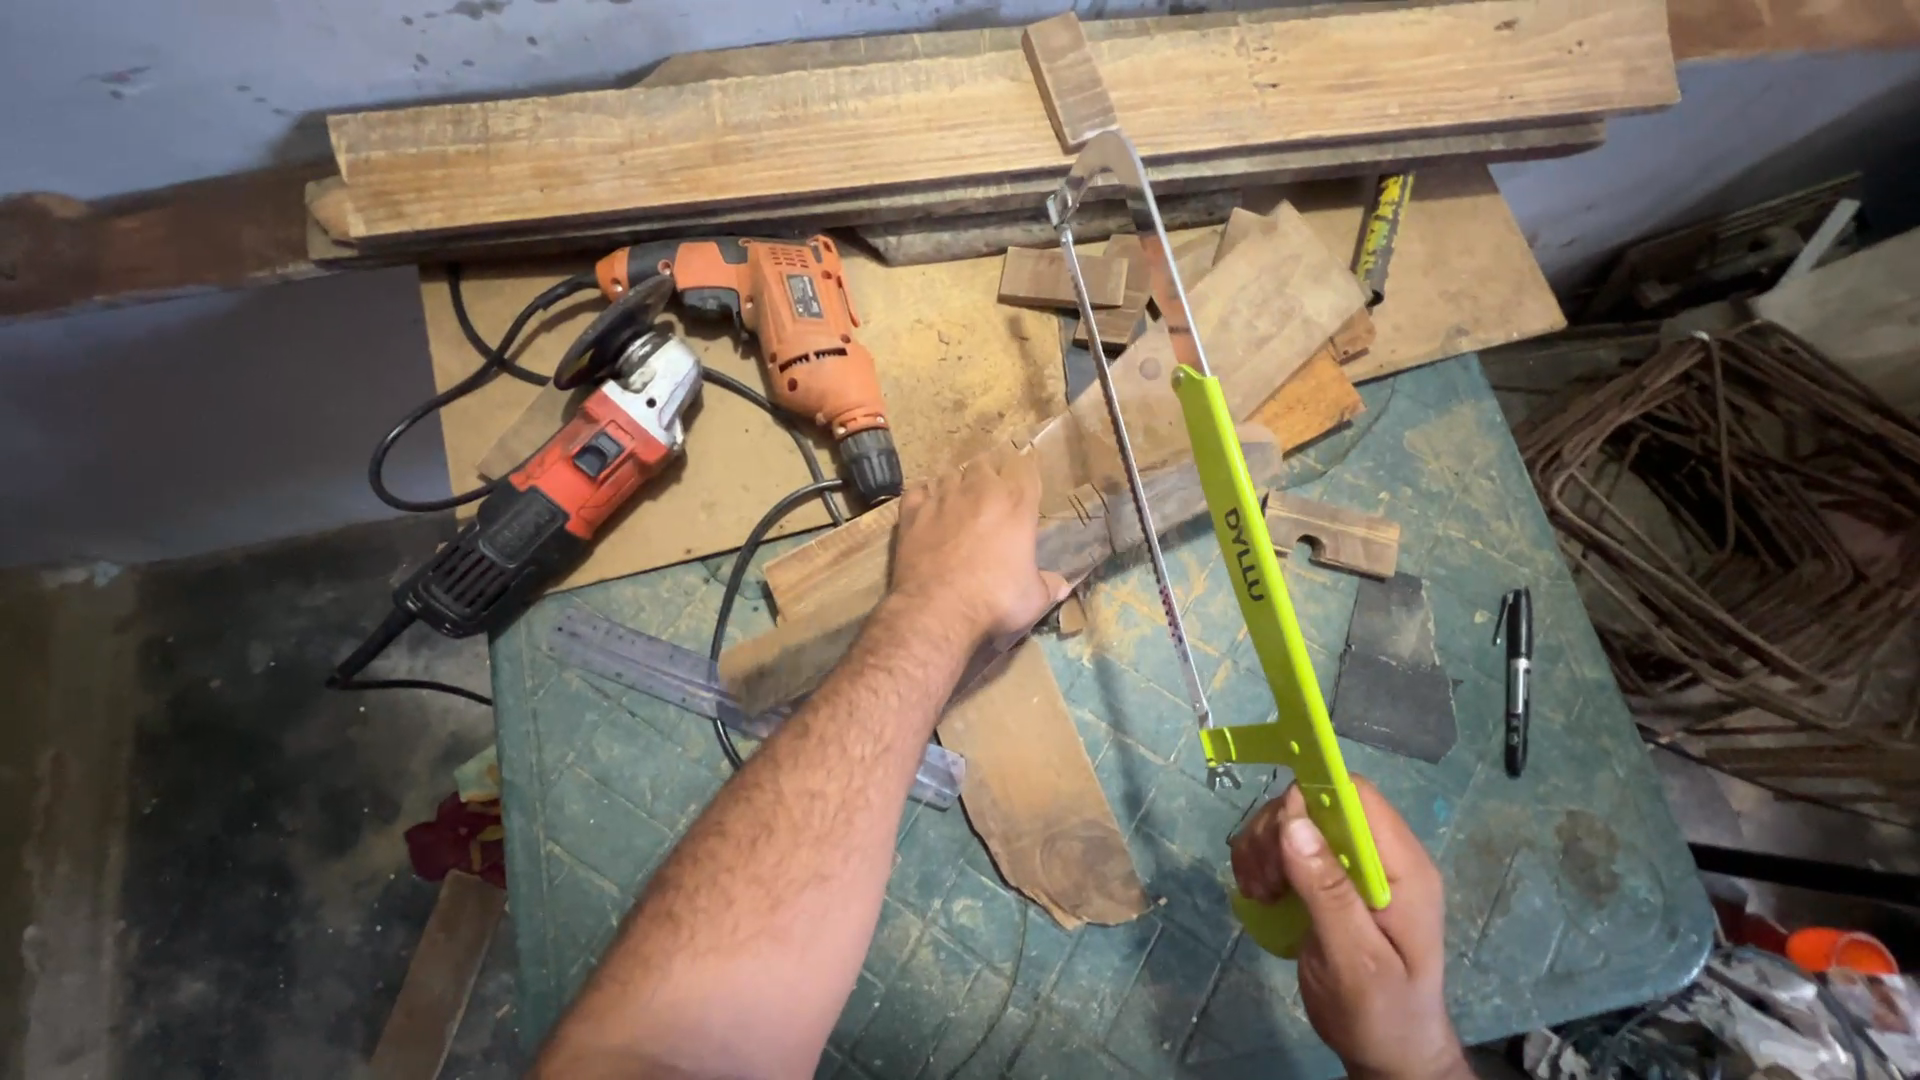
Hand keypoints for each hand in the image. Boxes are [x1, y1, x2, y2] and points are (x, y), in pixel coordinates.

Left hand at [889, 446, 1069, 649]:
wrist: (938, 610)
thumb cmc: (995, 600)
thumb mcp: (1033, 598)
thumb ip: (1048, 585)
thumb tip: (1062, 587)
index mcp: (1016, 504)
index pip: (1025, 468)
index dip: (1024, 476)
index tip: (1023, 489)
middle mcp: (979, 490)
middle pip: (985, 464)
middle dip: (988, 476)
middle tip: (990, 498)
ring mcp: (942, 498)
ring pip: (950, 474)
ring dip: (956, 485)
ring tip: (958, 504)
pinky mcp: (912, 512)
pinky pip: (918, 490)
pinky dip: (924, 496)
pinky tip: (927, 510)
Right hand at [1229, 777, 1467, 1079]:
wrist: (1387, 1055)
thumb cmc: (1380, 1013)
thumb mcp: (1354, 960)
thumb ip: (1327, 891)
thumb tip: (1292, 820)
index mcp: (1403, 868)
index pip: (1356, 796)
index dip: (1311, 798)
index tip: (1275, 836)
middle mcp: (1379, 855)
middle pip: (1315, 804)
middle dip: (1277, 831)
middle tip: (1263, 879)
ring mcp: (1351, 865)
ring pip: (1293, 819)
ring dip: (1262, 846)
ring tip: (1258, 890)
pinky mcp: (1326, 877)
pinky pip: (1283, 843)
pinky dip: (1260, 859)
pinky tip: (1258, 891)